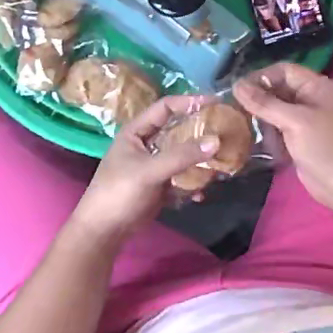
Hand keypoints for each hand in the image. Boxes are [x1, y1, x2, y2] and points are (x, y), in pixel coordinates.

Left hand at [69, 95, 222, 245]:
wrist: (104, 229)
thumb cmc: (119, 192)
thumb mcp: (149, 171)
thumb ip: (181, 156)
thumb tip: (216, 140)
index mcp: (136, 132)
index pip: (165, 108)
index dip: (189, 102)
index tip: (216, 102)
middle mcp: (145, 145)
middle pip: (178, 131)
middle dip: (200, 132)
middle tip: (228, 132)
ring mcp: (153, 165)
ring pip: (182, 156)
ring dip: (200, 161)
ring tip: (223, 164)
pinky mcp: (159, 186)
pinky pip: (181, 178)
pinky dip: (192, 184)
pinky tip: (201, 194)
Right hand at [233, 63, 332, 211]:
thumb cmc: (327, 148)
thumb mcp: (295, 121)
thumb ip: (264, 103)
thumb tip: (236, 85)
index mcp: (318, 87)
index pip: (284, 70)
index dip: (260, 76)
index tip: (237, 90)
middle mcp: (312, 99)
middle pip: (278, 89)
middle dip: (257, 97)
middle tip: (233, 108)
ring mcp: (307, 120)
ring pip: (275, 109)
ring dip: (259, 116)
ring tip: (240, 124)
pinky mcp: (300, 139)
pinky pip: (278, 127)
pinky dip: (266, 131)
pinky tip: (253, 138)